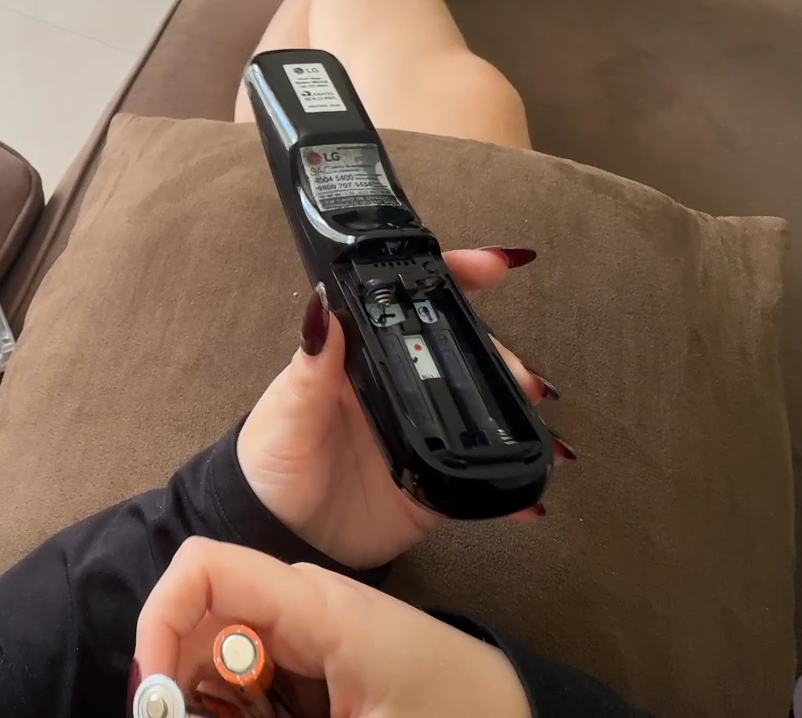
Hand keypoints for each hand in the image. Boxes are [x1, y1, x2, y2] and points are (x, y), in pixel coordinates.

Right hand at [135, 536, 530, 717]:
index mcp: (309, 604)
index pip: (202, 569)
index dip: (161, 619)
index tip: (152, 697)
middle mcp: (294, 605)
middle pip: (201, 620)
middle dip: (180, 683)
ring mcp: (303, 631)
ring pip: (220, 657)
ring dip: (211, 703)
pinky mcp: (311, 659)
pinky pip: (250, 679)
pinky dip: (238, 711)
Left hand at [236, 249, 558, 568]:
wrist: (280, 534)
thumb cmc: (270, 462)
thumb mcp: (286, 411)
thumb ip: (309, 367)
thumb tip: (320, 305)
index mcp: (355, 359)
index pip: (402, 305)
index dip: (446, 278)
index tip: (491, 266)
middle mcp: (391, 387)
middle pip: (455, 350)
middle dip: (496, 351)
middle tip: (519, 374)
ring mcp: (417, 433)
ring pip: (478, 404)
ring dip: (512, 405)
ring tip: (531, 415)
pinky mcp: (432, 482)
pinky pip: (482, 476)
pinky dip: (514, 485)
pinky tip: (531, 496)